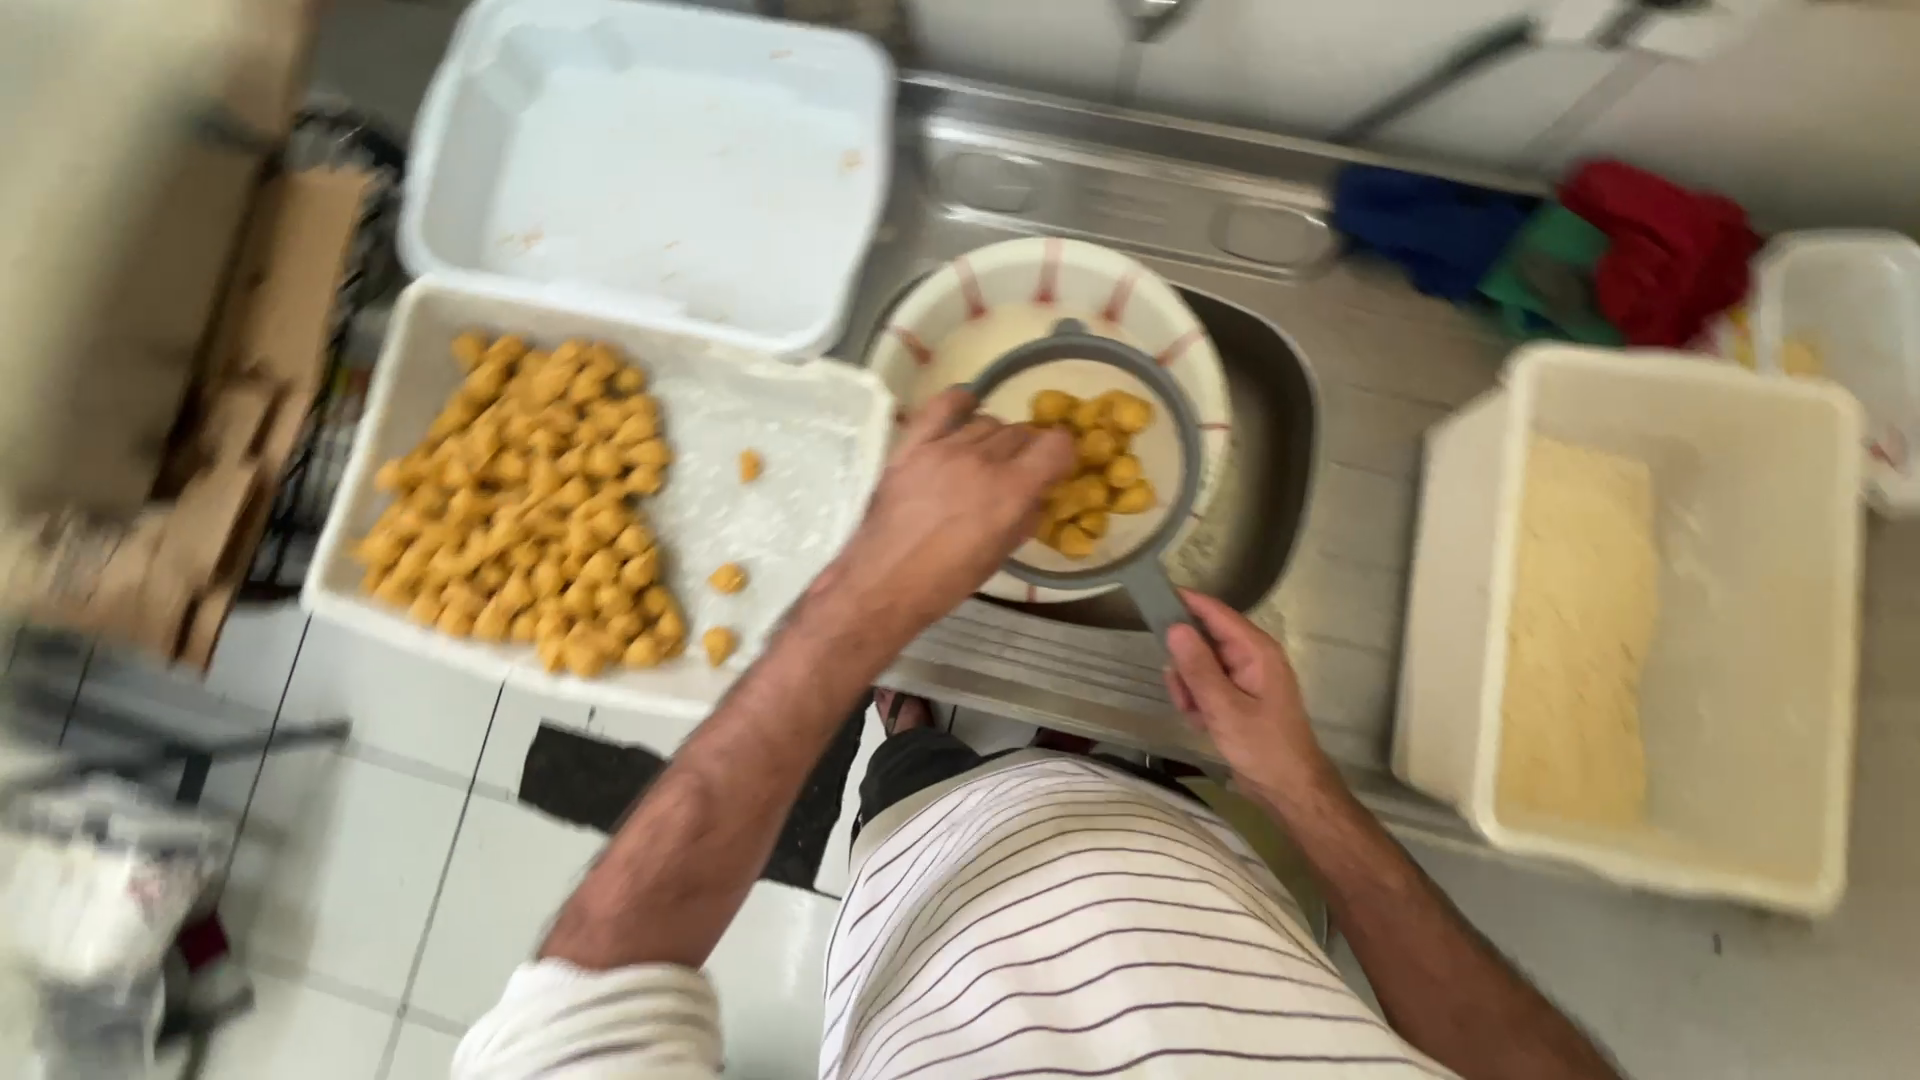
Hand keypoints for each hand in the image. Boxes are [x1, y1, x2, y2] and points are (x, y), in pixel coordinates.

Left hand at [816, 388, 1074, 638]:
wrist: (883, 583)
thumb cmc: (946, 581)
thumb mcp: (999, 555)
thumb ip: (1025, 517)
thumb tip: (1037, 496)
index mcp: (1011, 491)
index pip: (1056, 445)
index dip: (1063, 453)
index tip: (1057, 465)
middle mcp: (982, 460)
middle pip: (1020, 432)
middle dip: (1028, 450)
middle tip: (1019, 471)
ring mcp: (943, 448)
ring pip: (986, 421)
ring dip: (995, 437)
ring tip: (986, 458)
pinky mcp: (912, 446)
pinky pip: (942, 406)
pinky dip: (960, 402)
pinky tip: (965, 407)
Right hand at [1164, 589, 1336, 801]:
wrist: (1288, 789)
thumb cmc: (1262, 746)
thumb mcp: (1224, 707)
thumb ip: (1198, 667)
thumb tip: (1174, 627)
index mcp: (1256, 650)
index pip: (1216, 612)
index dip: (1186, 602)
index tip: (1153, 597)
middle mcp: (1251, 656)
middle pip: (1203, 639)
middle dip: (1184, 663)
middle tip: (1180, 691)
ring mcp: (1244, 675)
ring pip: (1199, 664)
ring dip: (1189, 687)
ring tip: (1195, 713)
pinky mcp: (1238, 694)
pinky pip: (1206, 684)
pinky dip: (1197, 700)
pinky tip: (1202, 721)